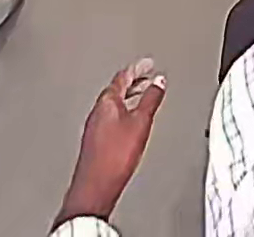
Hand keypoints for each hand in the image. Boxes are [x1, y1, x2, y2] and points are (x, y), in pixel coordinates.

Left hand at [54, 59, 166, 227]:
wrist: (94, 189)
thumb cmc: (114, 157)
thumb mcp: (141, 122)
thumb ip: (151, 99)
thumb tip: (159, 80)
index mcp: (107, 101)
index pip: (124, 75)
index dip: (139, 68)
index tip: (148, 64)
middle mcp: (98, 111)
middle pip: (118, 89)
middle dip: (135, 81)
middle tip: (148, 76)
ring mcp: (94, 126)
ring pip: (114, 104)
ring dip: (129, 97)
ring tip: (143, 96)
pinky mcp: (94, 141)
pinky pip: (110, 117)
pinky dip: (123, 111)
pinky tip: (130, 121)